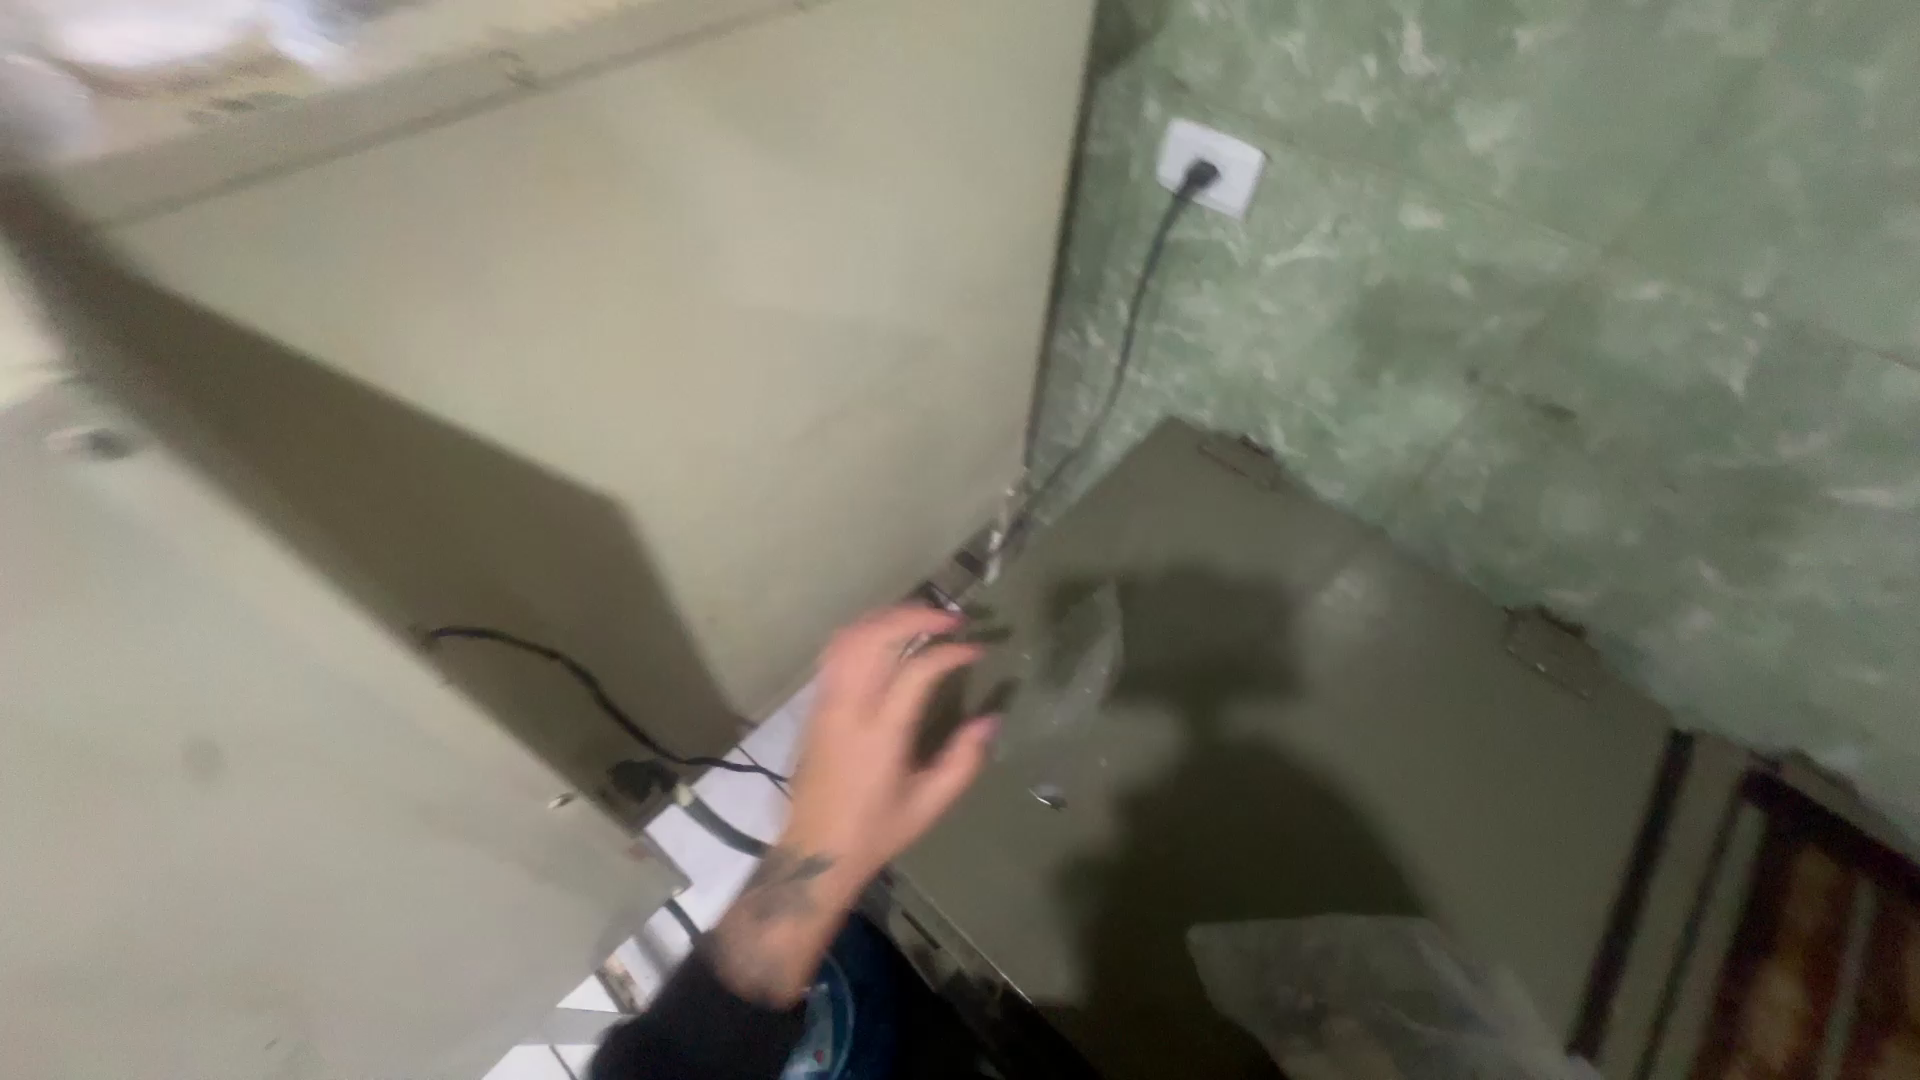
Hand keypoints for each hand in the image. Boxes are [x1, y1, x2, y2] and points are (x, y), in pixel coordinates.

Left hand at [708, 606, 996, 1005]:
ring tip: (923, 618)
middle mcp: (848, 708)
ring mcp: (825, 702)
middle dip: (916, 616)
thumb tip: (992, 718)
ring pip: (849, 637)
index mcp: (880, 734)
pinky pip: (836, 651)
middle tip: (951, 618)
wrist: (814, 851)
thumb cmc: (876, 831)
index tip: (977, 648)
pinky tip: (888, 636)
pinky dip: (865, 631)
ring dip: (888, 617)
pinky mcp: (815, 704)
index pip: (917, 670)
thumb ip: (964, 760)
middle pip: (875, 637)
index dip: (951, 652)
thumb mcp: (930, 805)